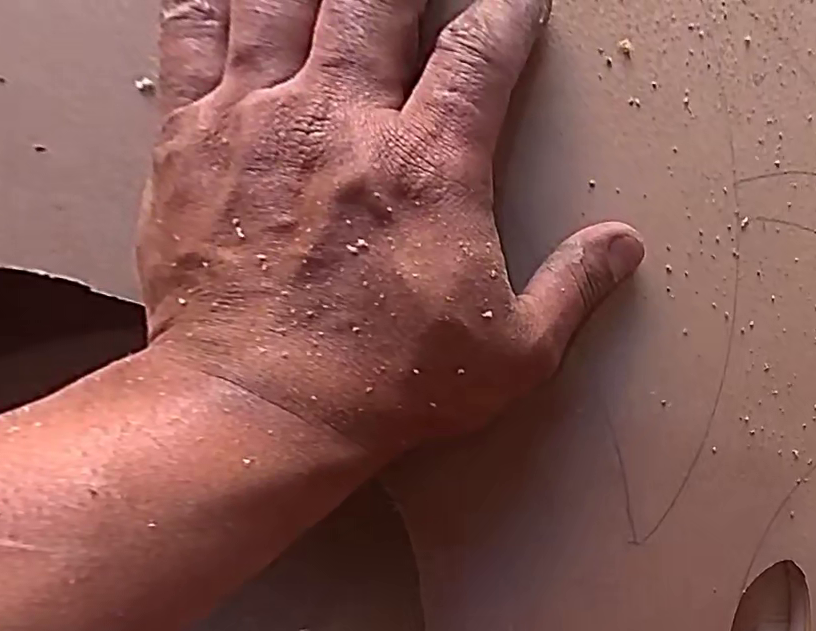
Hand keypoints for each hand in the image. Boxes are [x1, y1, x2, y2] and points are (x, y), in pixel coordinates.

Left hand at [139, 0, 643, 456]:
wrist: (271, 406)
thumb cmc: (401, 382)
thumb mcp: (519, 351)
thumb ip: (573, 286)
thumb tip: (625, 243)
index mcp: (432, 169)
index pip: (477, 54)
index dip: (505, 19)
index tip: (519, 7)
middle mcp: (343, 120)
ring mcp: (257, 118)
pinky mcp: (191, 137)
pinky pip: (190, 25)